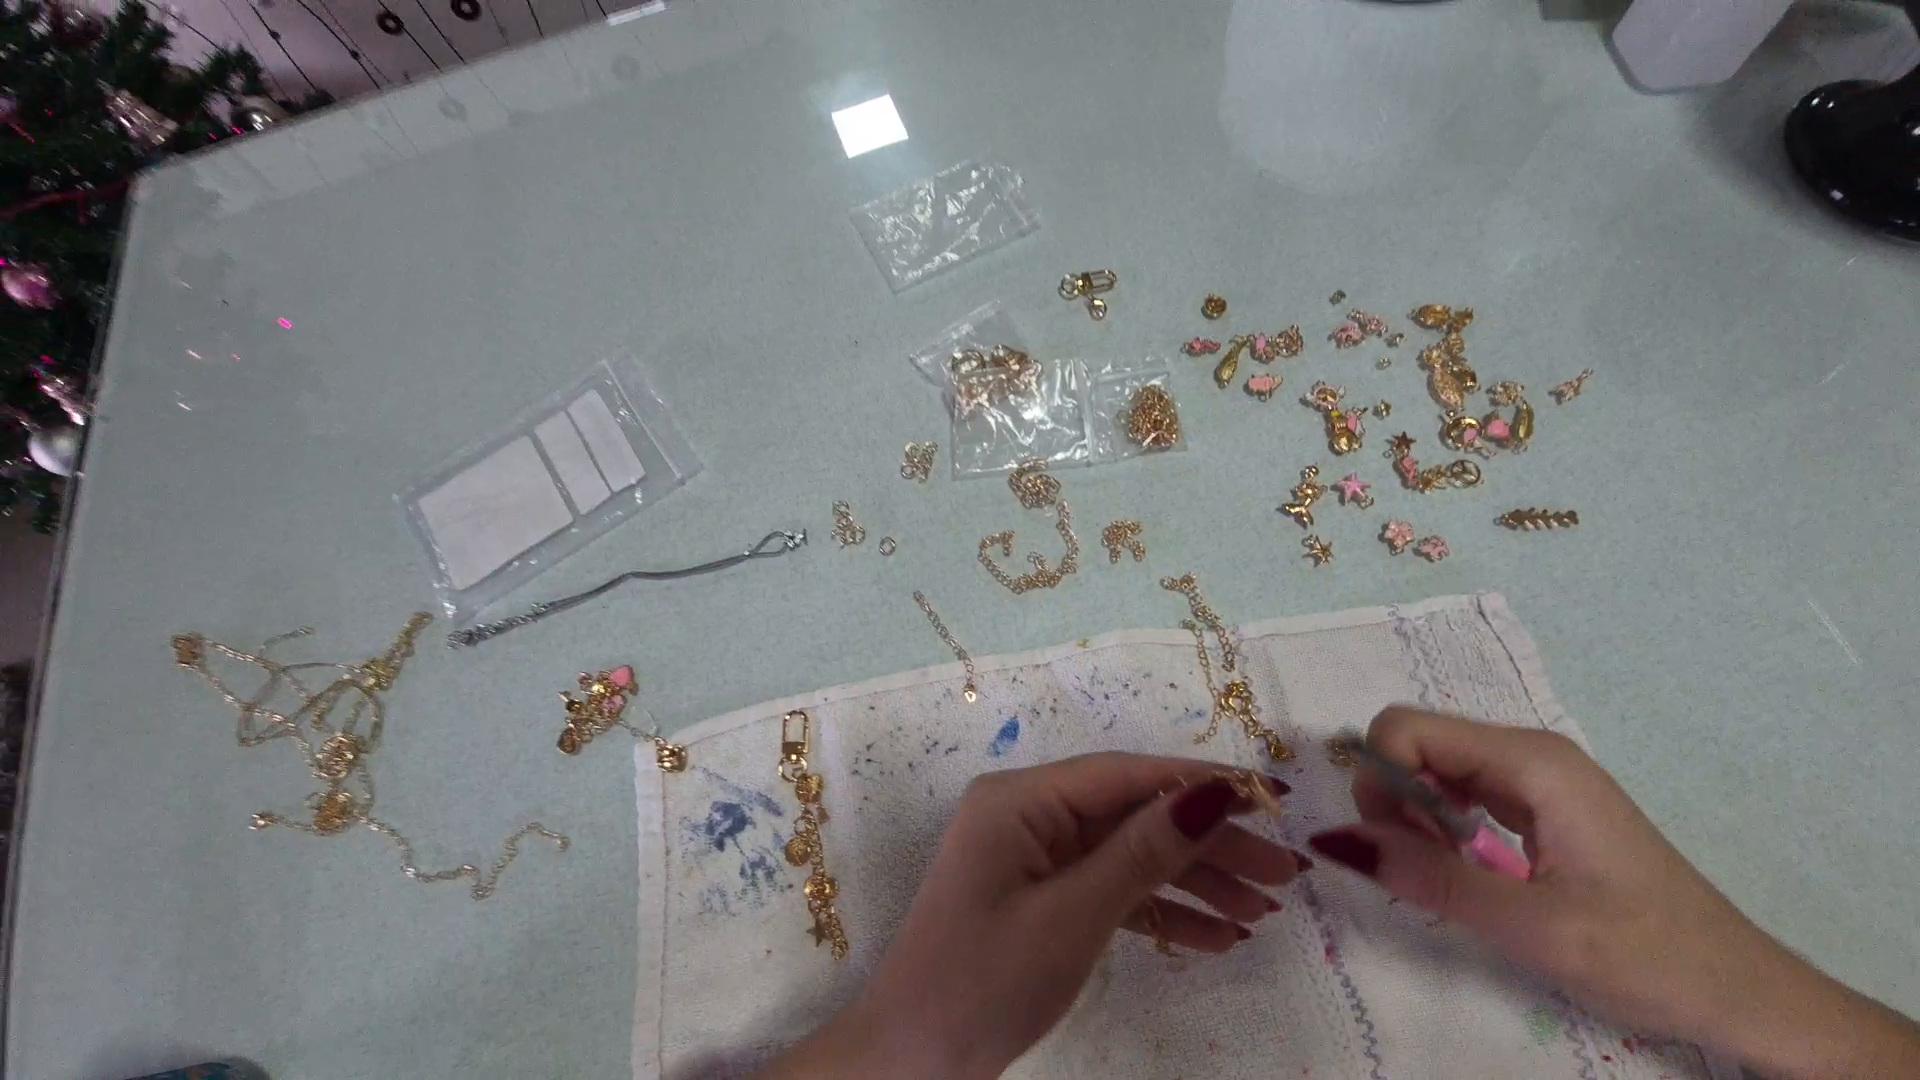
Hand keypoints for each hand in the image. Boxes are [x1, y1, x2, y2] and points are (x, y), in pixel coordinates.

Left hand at [759, 753, 1308, 1079]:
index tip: (1270, 798)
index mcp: (1022, 799)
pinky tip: (1217, 938)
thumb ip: (1142, 853)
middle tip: (1287, 875)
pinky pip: (1109, 890)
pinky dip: (1159, 911)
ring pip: (1128, 853)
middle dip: (1208, 843)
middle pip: (1133, 814)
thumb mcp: (1073, 917)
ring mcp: (1034, 855)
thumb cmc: (984, 980)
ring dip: (1194, 881)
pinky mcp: (1042, 894)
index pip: (1125, 774)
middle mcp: (1028, 813)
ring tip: (1266, 913)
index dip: (1200, 782)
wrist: (912, 1057)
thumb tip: (1211, 795)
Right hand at [1308, 707, 1919, 1079]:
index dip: (1380, 778)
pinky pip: (1457, 790)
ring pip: (1431, 765)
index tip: (1398, 843)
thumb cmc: (1650, 958)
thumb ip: (1429, 878)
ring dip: (1414, 814)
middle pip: (1414, 742)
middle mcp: (1527, 752)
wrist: (1751, 998)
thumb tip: (1330, 840)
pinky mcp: (1536, 802)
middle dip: (1393, 797)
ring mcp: (1533, 775)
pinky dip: (1438, 823)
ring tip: (1444, 872)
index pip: (1405, 727)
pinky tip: (1462, 866)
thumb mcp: (1533, 928)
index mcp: (1531, 761)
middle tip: (1419, 864)